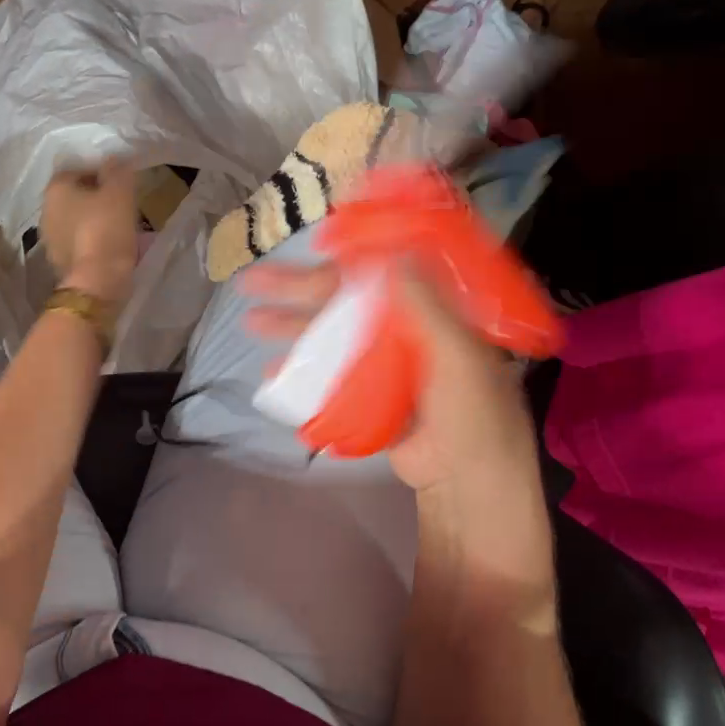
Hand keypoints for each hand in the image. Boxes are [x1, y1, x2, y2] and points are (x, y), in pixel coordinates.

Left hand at [41, 159, 137, 303]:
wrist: (97, 280)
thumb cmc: (106, 227)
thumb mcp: (120, 190)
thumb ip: (117, 170)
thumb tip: (113, 163)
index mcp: (55, 189)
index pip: (74, 170)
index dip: (97, 172)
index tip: (117, 181)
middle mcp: (45, 212)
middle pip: (72, 197)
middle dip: (93, 197)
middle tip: (118, 202)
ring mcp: (49, 241)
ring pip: (73, 222)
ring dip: (91, 221)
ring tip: (116, 226)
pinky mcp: (58, 264)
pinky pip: (76, 244)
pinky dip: (89, 242)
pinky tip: (108, 246)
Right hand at [241, 261, 539, 495]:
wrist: (464, 480)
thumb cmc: (473, 413)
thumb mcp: (457, 355)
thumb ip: (425, 308)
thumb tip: (389, 256)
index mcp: (434, 311)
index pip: (386, 271)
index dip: (349, 256)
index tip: (313, 245)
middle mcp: (404, 330)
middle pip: (345, 302)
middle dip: (298, 290)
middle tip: (253, 282)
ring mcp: (380, 366)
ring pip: (329, 337)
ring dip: (290, 328)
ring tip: (251, 322)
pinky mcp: (363, 398)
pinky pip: (326, 377)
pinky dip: (299, 372)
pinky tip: (271, 371)